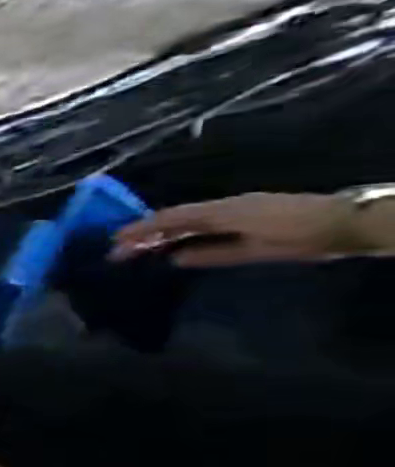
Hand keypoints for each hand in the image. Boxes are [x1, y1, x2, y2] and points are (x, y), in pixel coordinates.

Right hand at [110, 193, 354, 267]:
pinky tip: (174, 244)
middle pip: (174, 219)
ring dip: (161, 233)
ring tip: (138, 248)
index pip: (169, 219)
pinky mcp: (246, 215)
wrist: (352, 222)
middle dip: (144, 233)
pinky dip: (182, 232)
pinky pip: (204, 222)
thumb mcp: (258, 249)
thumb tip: (175, 258)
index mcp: (221, 213)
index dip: (140, 229)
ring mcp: (236, 210)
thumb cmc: (302, 236)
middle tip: (118, 250)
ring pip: (187, 221)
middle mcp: (223, 208)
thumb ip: (214, 253)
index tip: (114, 242)